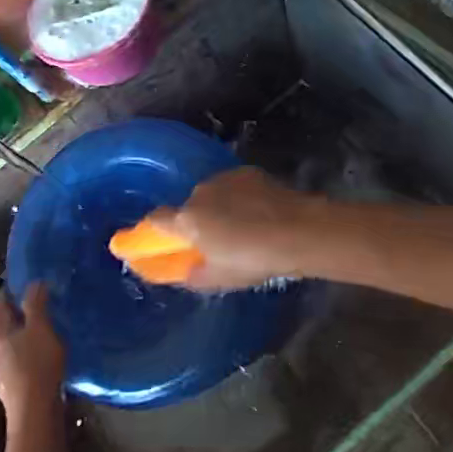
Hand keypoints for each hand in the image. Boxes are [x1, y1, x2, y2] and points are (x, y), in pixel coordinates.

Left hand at [0, 284, 65, 433]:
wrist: (35, 413)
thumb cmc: (37, 366)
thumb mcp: (40, 329)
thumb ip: (36, 305)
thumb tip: (33, 282)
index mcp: (0, 334)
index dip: (9, 292)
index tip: (25, 282)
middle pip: (5, 326)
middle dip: (19, 314)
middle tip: (41, 303)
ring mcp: (5, 371)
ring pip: (14, 345)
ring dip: (27, 335)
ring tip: (48, 328)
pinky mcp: (17, 386)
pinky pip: (24, 361)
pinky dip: (33, 354)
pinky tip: (47, 356)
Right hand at [143, 167, 321, 289]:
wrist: (300, 231)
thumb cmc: (255, 260)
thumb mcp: (220, 278)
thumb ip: (193, 275)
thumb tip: (185, 271)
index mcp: (187, 220)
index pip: (155, 220)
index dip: (152, 230)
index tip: (156, 240)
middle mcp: (200, 193)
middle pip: (188, 207)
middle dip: (197, 222)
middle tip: (216, 243)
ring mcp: (225, 179)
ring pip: (212, 195)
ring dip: (219, 208)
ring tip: (243, 228)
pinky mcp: (249, 172)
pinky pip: (234, 187)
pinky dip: (240, 198)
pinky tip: (258, 213)